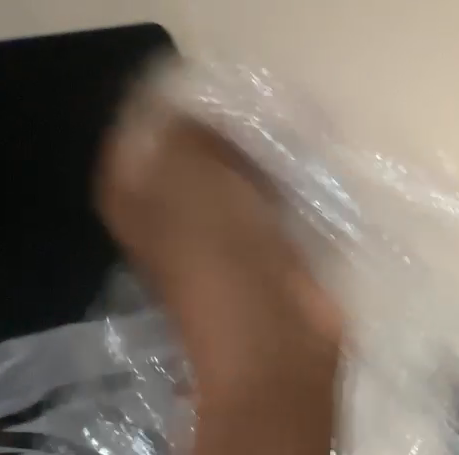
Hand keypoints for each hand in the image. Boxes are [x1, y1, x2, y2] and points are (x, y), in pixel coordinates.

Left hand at [98, 104, 342, 399]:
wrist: (277, 353)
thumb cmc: (225, 269)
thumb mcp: (194, 176)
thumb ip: (196, 131)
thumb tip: (220, 116)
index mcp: (137, 195)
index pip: (158, 123)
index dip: (195, 104)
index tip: (237, 97)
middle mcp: (177, 216)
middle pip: (208, 152)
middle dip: (243, 134)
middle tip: (279, 120)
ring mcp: (230, 244)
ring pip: (251, 182)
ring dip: (277, 167)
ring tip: (304, 148)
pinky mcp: (278, 266)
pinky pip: (287, 214)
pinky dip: (303, 199)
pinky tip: (320, 187)